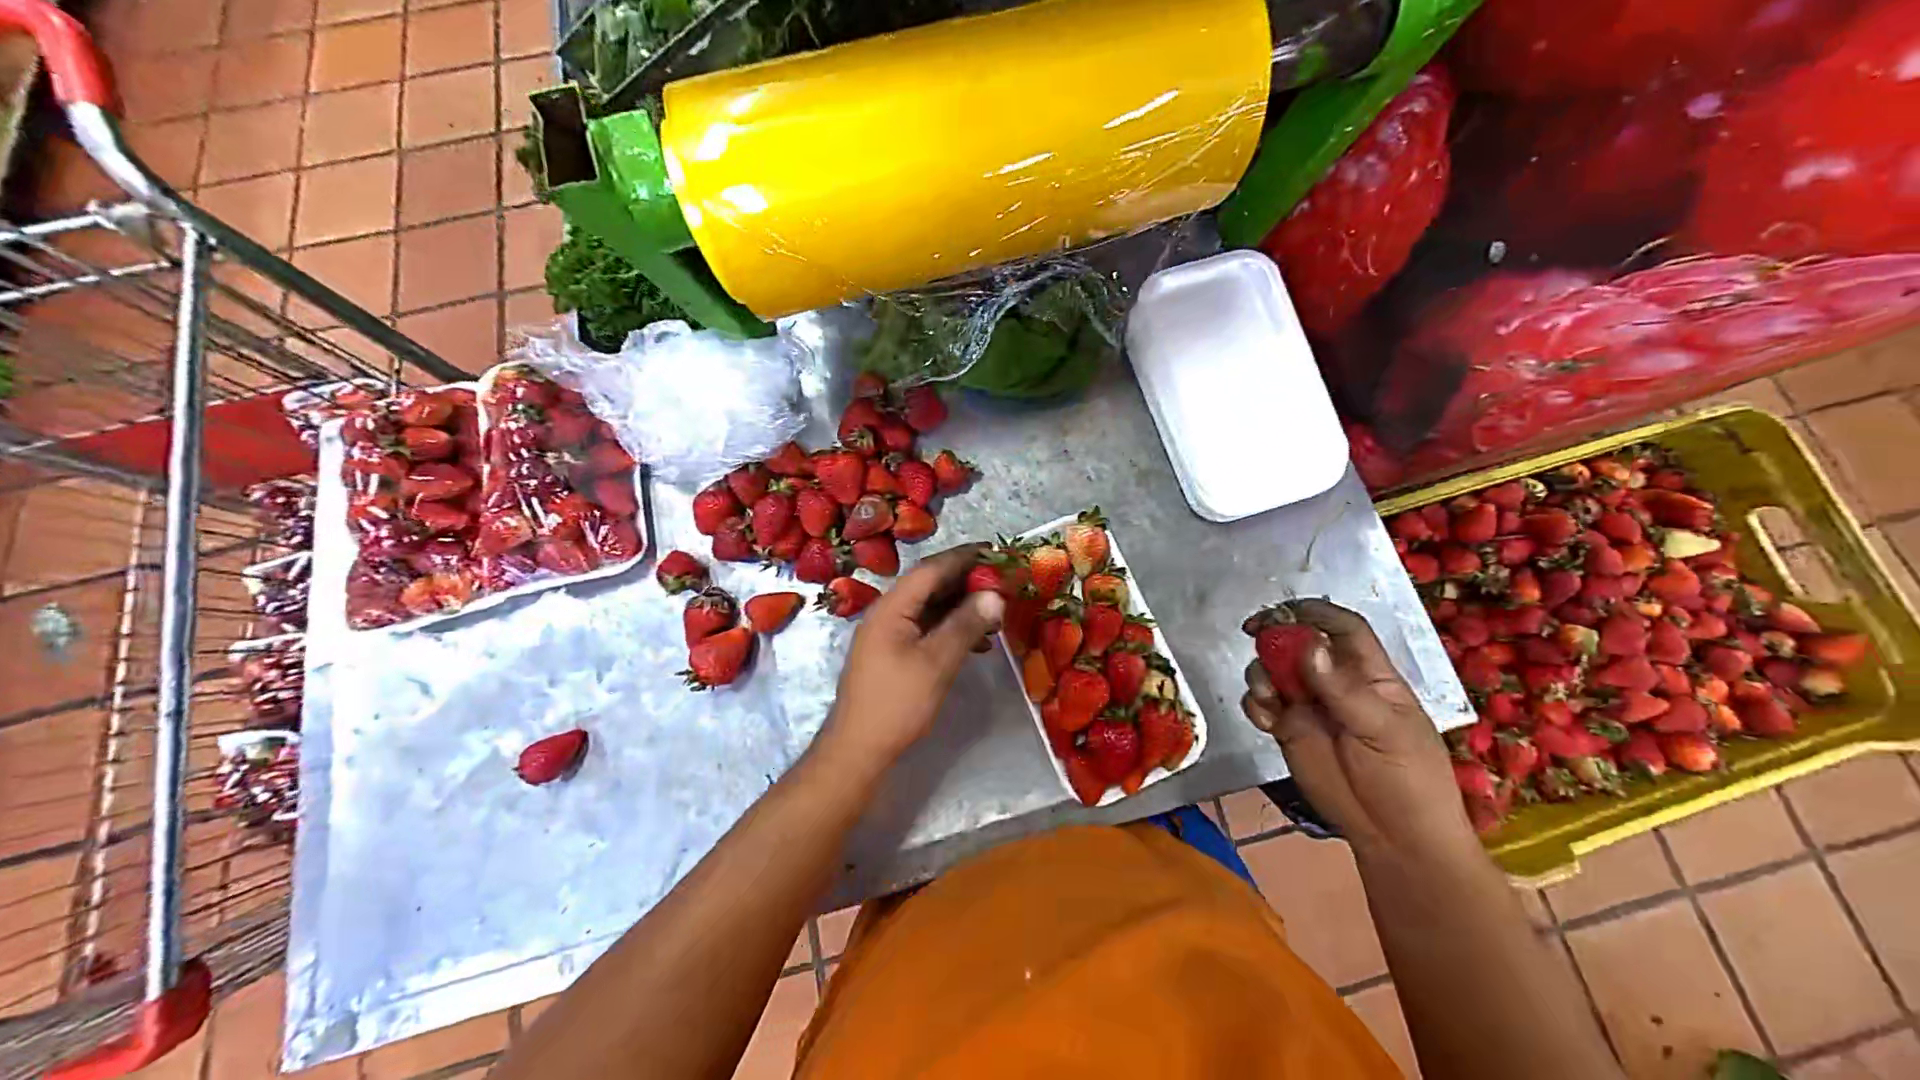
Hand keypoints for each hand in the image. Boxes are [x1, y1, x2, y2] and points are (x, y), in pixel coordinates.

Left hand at [817, 546, 1004, 770]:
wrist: (859, 748)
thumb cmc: (897, 703)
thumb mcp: (937, 662)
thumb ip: (966, 625)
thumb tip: (994, 594)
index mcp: (891, 607)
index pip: (931, 570)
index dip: (964, 557)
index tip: (995, 550)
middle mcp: (887, 613)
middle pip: (929, 586)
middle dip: (966, 581)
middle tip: (1002, 579)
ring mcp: (888, 634)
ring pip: (929, 608)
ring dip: (962, 606)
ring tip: (996, 610)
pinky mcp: (893, 654)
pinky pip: (926, 629)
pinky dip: (952, 629)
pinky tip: (978, 642)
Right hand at [1240, 599, 1478, 863]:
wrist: (1394, 839)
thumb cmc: (1409, 781)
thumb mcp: (1385, 732)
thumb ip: (1343, 690)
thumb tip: (1309, 647)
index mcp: (1370, 675)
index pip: (1343, 628)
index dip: (1314, 613)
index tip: (1282, 612)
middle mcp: (1335, 682)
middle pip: (1298, 643)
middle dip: (1274, 636)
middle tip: (1255, 636)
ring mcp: (1309, 705)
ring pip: (1273, 670)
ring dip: (1261, 673)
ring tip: (1267, 696)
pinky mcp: (1287, 729)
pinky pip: (1260, 704)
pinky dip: (1254, 704)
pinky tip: (1263, 718)